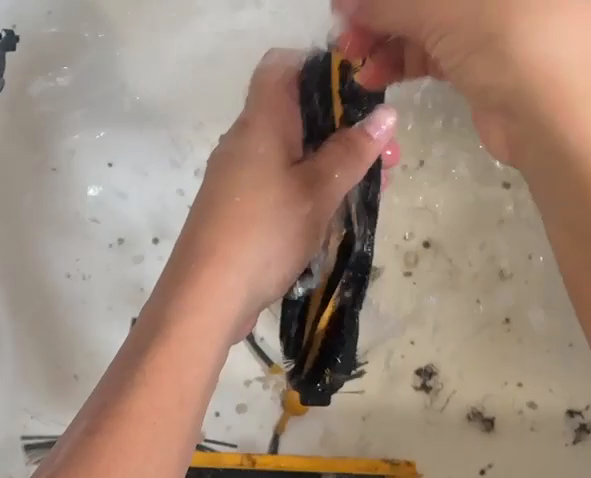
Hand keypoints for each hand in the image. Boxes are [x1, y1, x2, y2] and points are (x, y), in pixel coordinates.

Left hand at [160, 49, 397, 345]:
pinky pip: (276, 189)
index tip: (361, 100)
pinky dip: (305, 195)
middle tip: (384, 161)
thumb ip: (350, 153)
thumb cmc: (264, 235)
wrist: (205, 299)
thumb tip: (385, 115)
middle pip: (293, 116)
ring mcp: (234, 182)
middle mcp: (242, 143)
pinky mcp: (233, 215)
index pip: (282, 67)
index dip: (322, 71)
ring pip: (288, 158)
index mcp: (260, 122)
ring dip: (327, 169)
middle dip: (341, 132)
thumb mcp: (317, 193)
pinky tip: (329, 220)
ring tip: (367, 193)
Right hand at [333, 0, 590, 166]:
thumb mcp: (444, 9)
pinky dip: (403, 62)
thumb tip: (343, 2)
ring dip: (385, 38)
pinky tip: (374, 76)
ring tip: (354, 60)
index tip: (346, 3)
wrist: (560, 117)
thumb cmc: (512, 39)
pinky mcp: (483, 62)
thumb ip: (390, 2)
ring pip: (426, 21)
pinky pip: (434, 52)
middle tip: (345, 34)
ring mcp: (492, 22)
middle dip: (381, 9)